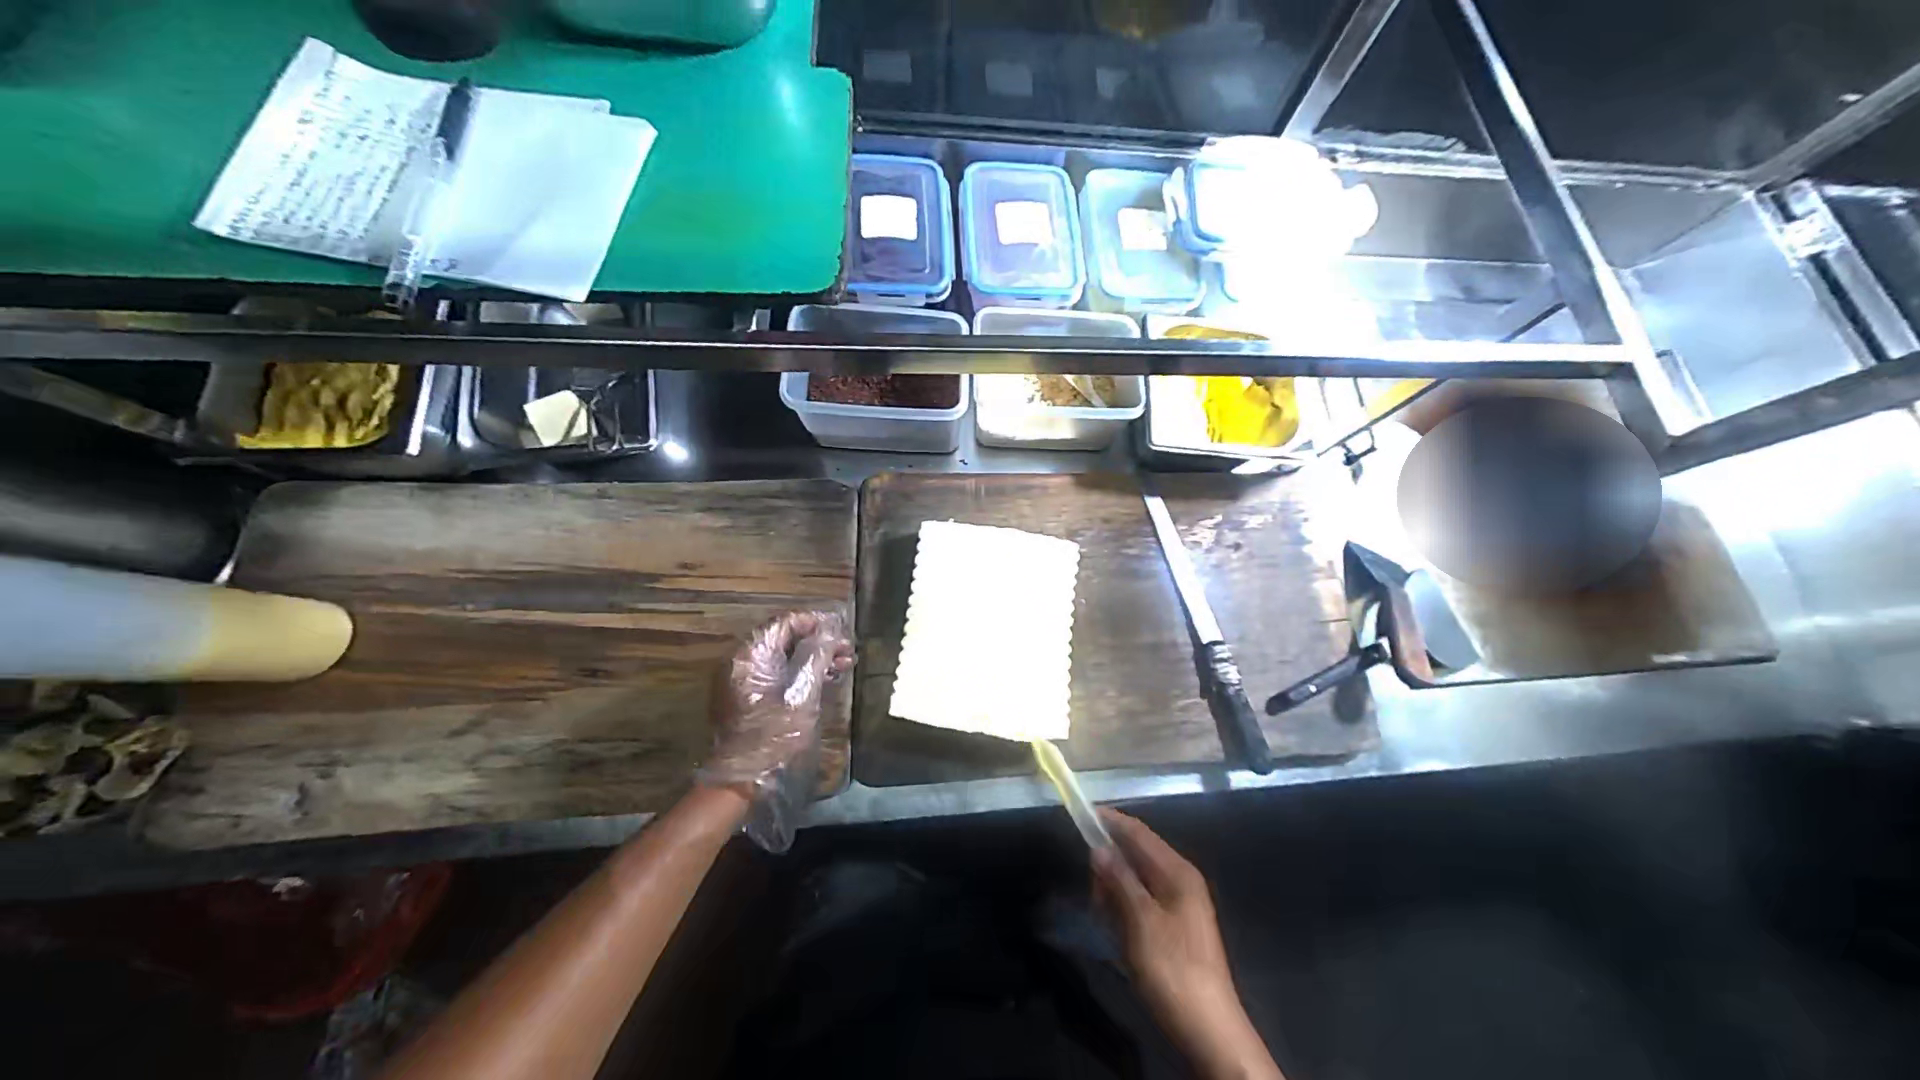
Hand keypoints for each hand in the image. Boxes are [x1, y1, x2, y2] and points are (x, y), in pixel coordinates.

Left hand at [696, 611, 853, 804]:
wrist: (741, 782)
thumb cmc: (774, 738)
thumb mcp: (803, 696)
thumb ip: (817, 658)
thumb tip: (830, 633)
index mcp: (751, 656)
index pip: (785, 622)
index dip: (816, 622)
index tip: (842, 632)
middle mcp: (742, 661)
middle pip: (784, 638)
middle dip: (818, 641)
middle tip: (847, 651)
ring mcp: (742, 679)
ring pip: (783, 656)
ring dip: (812, 658)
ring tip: (842, 666)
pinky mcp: (747, 696)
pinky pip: (776, 672)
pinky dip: (799, 672)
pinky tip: (824, 679)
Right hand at [1093, 809, 1282, 1079]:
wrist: (1208, 1028)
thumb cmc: (1172, 969)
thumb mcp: (1140, 921)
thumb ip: (1119, 879)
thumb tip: (1098, 848)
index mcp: (1178, 872)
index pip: (1139, 832)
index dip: (1111, 822)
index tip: (1081, 816)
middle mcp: (1180, 880)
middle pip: (1136, 854)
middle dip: (1110, 865)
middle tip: (1093, 891)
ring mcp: (1179, 904)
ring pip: (1135, 880)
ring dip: (1114, 890)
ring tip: (1103, 915)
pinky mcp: (1173, 926)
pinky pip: (1141, 902)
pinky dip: (1124, 908)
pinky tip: (1115, 929)